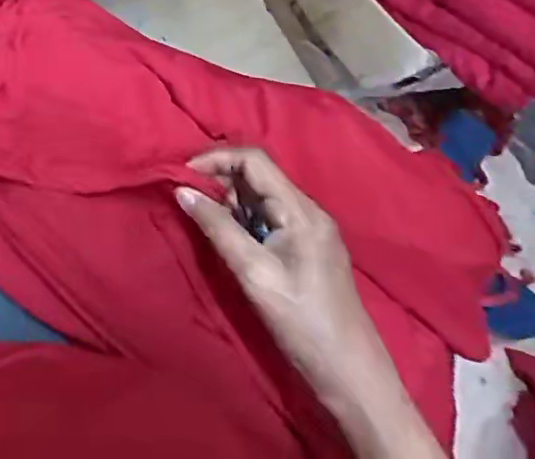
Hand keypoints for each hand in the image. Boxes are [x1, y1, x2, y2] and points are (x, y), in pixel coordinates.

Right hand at [176, 147, 389, 406]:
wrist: (352, 378)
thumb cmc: (303, 323)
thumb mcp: (254, 274)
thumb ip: (218, 228)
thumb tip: (182, 191)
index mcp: (301, 210)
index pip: (255, 160)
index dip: (217, 158)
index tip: (184, 174)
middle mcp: (308, 210)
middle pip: (258, 174)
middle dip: (220, 178)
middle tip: (188, 197)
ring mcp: (309, 229)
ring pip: (261, 196)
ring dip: (230, 200)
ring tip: (204, 218)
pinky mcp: (306, 247)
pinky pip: (269, 216)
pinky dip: (244, 218)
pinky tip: (228, 236)